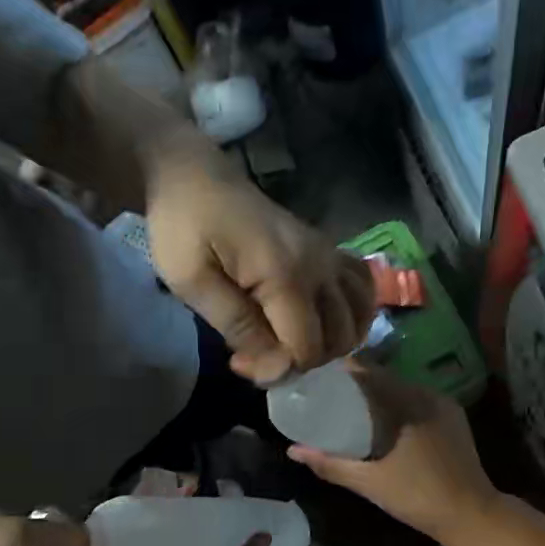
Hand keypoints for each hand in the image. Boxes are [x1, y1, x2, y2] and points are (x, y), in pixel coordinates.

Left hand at [146, 161, 374, 384]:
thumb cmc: (182, 227)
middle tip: (257, 354)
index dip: (276, 370)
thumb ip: (236, 325)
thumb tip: (272, 364)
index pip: (305, 347)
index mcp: (285, 273)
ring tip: (286, 342)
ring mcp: (329, 255)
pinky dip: (351, 314)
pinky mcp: (328, 250)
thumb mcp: (192, 282)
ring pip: (357, 318)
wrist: (191, 175)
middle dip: (301, 361)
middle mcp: (319, 265)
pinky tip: (321, 322)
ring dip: (329, 344)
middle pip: (338, 338)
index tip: (237, 363)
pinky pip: (361, 288)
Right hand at [286, 362, 500, 539]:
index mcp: (406, 403)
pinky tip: (383, 418)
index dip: (342, 369)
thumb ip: (329, 463)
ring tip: (352, 402)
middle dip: (358, 381)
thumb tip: (293, 451)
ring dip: (379, 391)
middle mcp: (427, 395)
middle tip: (329, 391)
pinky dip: (398, 402)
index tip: (318, 376)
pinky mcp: (454, 418)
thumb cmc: (418, 496)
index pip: (369, 371)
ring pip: (403, 387)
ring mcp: (444, 405)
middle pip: (386, 376)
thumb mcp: (368, 481)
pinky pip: (418, 400)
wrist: (472, 514)